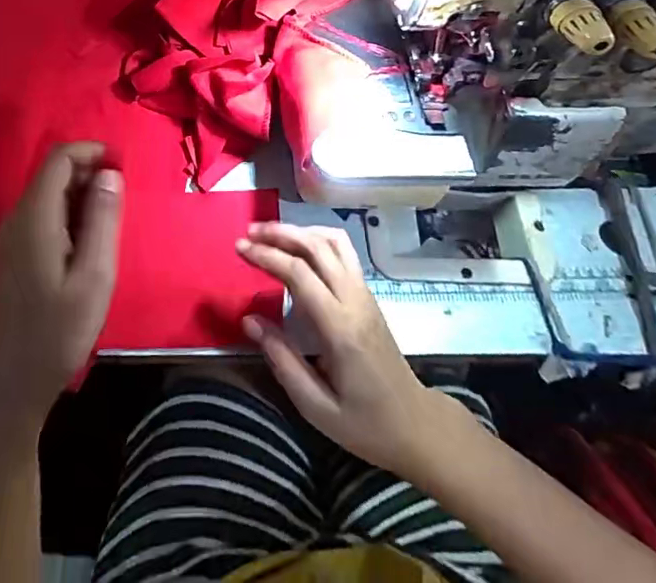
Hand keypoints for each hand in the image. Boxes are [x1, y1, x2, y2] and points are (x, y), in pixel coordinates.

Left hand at [0, 142, 122, 420]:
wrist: (8, 387)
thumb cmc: (57, 333)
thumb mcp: (94, 276)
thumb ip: (103, 219)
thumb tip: (110, 172)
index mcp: (34, 217)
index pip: (60, 158)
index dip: (94, 152)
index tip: (126, 167)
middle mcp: (17, 218)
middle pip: (54, 173)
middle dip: (92, 172)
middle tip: (125, 201)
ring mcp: (13, 238)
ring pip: (51, 194)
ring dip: (84, 195)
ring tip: (113, 223)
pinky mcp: (16, 255)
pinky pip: (46, 216)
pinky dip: (72, 215)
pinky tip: (90, 244)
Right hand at [237, 223, 460, 476]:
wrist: (415, 424)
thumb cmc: (364, 423)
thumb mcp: (315, 406)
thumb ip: (282, 359)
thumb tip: (249, 319)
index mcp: (341, 328)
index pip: (300, 274)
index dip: (267, 256)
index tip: (240, 248)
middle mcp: (355, 301)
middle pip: (318, 247)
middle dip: (280, 233)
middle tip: (249, 232)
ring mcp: (365, 294)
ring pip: (335, 242)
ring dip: (301, 231)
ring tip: (270, 233)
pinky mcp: (368, 296)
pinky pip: (344, 253)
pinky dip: (318, 239)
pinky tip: (299, 246)